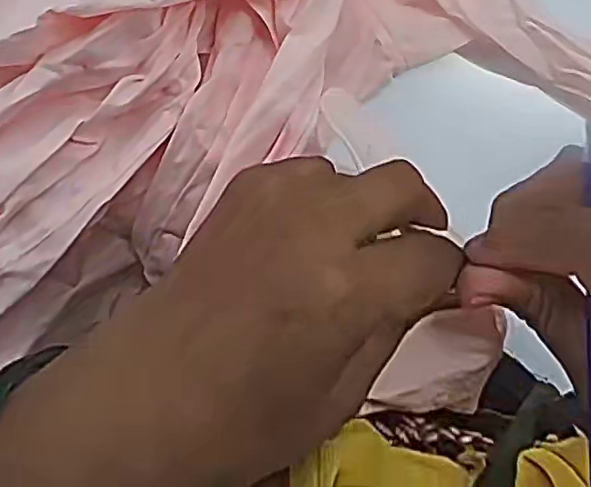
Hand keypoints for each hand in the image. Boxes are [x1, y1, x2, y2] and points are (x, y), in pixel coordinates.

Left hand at [0, 157, 462, 486]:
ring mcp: (277, 194)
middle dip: (425, 211)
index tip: (445, 282)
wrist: (142, 395)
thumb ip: (398, 325)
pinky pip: (310, 172)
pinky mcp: (247, 183)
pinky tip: (302, 235)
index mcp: (345, 288)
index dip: (448, 271)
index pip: (431, 255)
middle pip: (404, 182)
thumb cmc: (242, 419)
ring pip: (355, 173)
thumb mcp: (340, 396)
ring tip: (349, 244)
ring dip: (366, 206)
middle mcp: (317, 224)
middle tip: (417, 244)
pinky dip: (322, 197)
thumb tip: (436, 284)